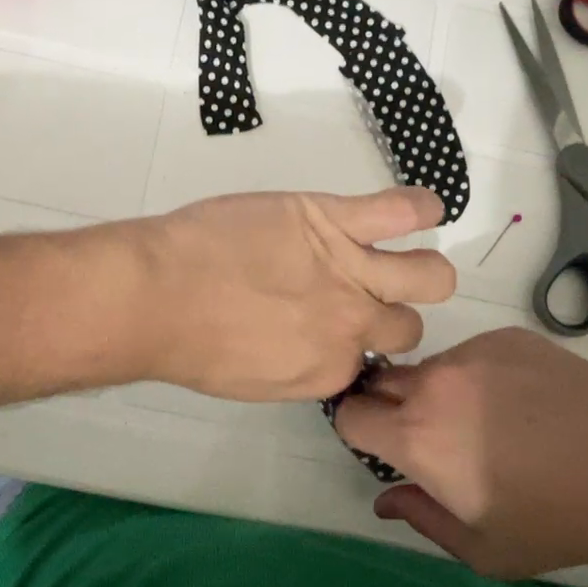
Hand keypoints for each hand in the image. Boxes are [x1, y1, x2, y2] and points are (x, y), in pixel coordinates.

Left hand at [136, 187, 455, 401]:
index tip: (331, 329)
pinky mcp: (333, 219)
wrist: (157, 296)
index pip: (369, 359)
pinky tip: (416, 209)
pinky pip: (403, 210)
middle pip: (409, 325)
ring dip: (423, 270)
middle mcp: (352, 326)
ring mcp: (350, 270)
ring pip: (431, 275)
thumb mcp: (250, 379)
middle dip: (392, 313)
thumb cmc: (186, 342)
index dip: (353, 343)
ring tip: (400, 253)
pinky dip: (420, 207)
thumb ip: (297, 367)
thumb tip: (313, 348)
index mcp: (329, 370)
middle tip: (364, 294)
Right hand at [334, 327, 587, 577]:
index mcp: (417, 436)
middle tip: (433, 441)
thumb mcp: (481, 549)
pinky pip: (471, 355)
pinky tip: (523, 405)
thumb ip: (420, 518)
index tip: (384, 449)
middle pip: (380, 383)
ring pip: (430, 369)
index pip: (348, 414)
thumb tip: (384, 499)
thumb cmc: (558, 522)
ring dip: (437, 393)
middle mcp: (435, 383)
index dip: (358, 432)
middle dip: (390, 409)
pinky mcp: (510, 338)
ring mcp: (474, 353)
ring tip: (491, 425)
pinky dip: (478, 377)